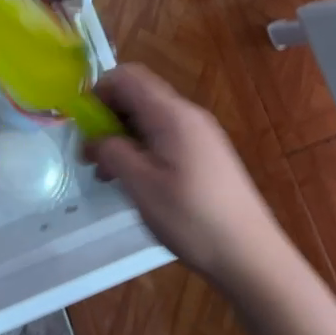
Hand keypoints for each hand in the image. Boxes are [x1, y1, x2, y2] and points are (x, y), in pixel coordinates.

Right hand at [84, 64, 284, 284]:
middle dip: (108, 116)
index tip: (82, 124)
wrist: (253, 258)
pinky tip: (137, 181)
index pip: (126, 76)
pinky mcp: (207, 154)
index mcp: (171, 114)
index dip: (98, 91)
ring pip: (150, 117)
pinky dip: (143, 147)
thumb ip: (112, 152)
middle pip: (138, 94)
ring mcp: (201, 134)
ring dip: (123, 135)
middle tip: (92, 153)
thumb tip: (93, 139)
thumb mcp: (141, 185)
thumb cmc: (192, 218)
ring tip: (109, 173)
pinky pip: (165, 135)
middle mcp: (187, 115)